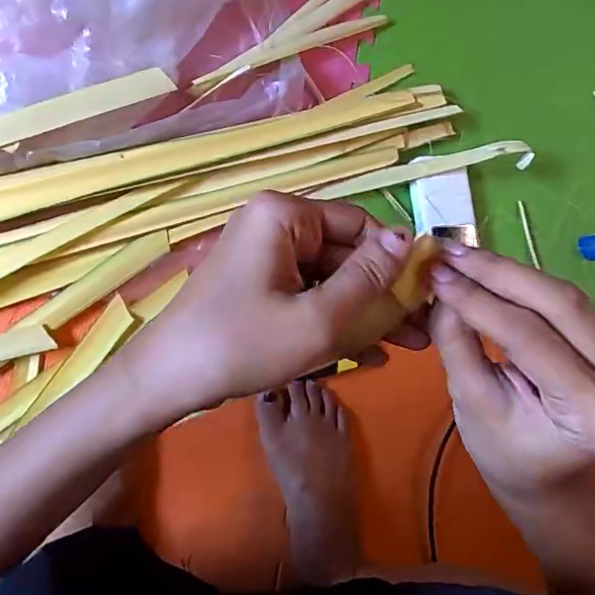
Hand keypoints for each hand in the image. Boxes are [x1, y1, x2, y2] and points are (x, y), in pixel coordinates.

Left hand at [117, 191, 430, 419]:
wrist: (167, 380)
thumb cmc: (242, 344)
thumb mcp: (317, 318)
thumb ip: (368, 278)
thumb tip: (408, 239)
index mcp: (283, 215)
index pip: (359, 224)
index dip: (396, 259)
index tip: (427, 295)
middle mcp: (272, 225)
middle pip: (344, 253)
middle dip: (383, 294)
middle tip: (424, 332)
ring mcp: (262, 256)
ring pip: (328, 279)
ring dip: (364, 312)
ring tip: (408, 347)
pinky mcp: (257, 285)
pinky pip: (305, 294)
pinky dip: (332, 319)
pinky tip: (369, 354)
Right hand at [427, 243, 594, 497]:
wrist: (547, 478)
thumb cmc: (505, 453)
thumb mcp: (471, 403)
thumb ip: (458, 342)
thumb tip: (444, 284)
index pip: (531, 339)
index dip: (480, 301)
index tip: (436, 272)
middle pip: (560, 305)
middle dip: (498, 272)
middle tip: (449, 252)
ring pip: (565, 297)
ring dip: (509, 271)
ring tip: (462, 255)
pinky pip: (566, 304)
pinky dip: (522, 283)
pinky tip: (488, 269)